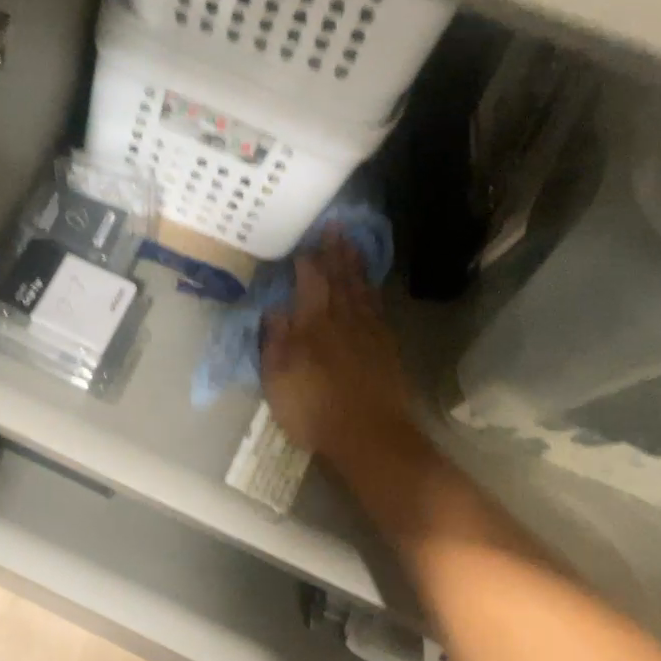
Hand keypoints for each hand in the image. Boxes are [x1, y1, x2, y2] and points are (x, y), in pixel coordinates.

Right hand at [261, 229, 424, 468]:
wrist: (368, 435)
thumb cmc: (313, 411)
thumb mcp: (278, 380)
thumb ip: (275, 341)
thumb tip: (274, 309)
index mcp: (313, 325)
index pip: (310, 282)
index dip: (307, 261)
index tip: (303, 242)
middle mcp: (342, 319)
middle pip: (340, 278)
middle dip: (336, 251)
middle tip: (336, 225)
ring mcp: (369, 331)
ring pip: (361, 288)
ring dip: (356, 264)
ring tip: (352, 243)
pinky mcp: (386, 346)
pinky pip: (377, 306)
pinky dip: (372, 289)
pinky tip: (369, 285)